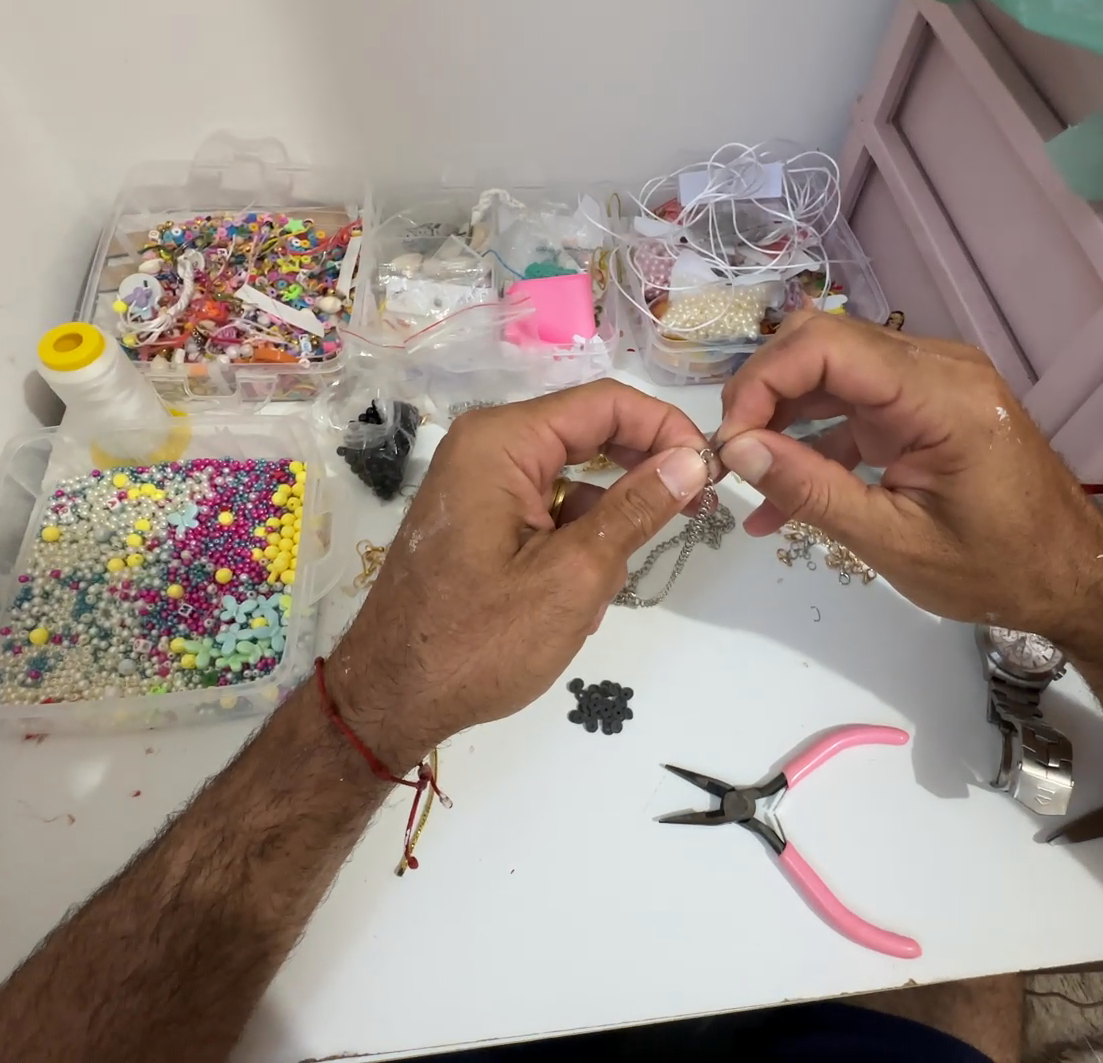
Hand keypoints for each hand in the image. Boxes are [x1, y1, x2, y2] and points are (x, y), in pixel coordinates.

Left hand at [327, 381, 710, 766]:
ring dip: (603, 530)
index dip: (665, 428)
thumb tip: (692, 460)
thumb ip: (637, 510)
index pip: (605, 403)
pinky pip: (547, 513)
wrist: (392, 700)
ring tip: (599, 593)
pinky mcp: (481, 520)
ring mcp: (480, 486)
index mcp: (502, 442)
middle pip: (589, 437)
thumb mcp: (574, 575)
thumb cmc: (479, 642)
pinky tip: (573, 603)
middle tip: (689, 515)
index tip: (710, 471)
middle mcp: (487, 448)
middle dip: (638, 479)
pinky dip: (574, 548)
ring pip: (574, 483)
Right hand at [713, 311, 1102, 642]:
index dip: (762, 383)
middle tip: (731, 456)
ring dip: (778, 414)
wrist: (1071, 577)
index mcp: (941, 397)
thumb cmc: (994, 570)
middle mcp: (938, 367)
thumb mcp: (892, 543)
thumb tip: (736, 450)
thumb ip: (810, 492)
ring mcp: (931, 380)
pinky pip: (850, 402)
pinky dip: (810, 437)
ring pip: (828, 368)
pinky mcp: (922, 403)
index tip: (729, 444)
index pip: (827, 346)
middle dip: (762, 393)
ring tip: (747, 473)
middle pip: (822, 343)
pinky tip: (781, 491)